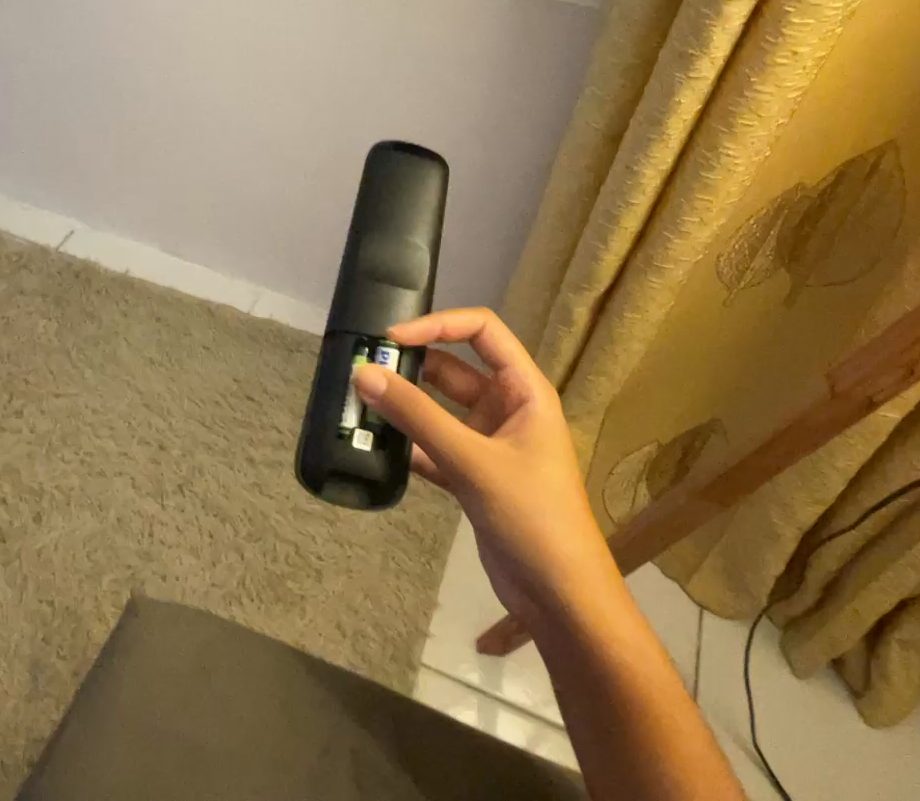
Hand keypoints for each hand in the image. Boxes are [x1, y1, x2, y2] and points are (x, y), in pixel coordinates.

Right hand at [352, 308, 620, 628]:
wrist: (560, 595)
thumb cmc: (532, 515)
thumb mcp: (473, 461)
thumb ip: (417, 417)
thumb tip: (365, 375)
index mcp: (524, 390)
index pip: (482, 330)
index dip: (437, 325)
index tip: (391, 338)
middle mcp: (507, 408)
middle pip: (454, 368)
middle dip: (411, 366)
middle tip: (363, 370)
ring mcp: (490, 443)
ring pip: (439, 410)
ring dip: (405, 407)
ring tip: (359, 405)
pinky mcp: (473, 476)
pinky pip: (434, 447)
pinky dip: (408, 446)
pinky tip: (376, 448)